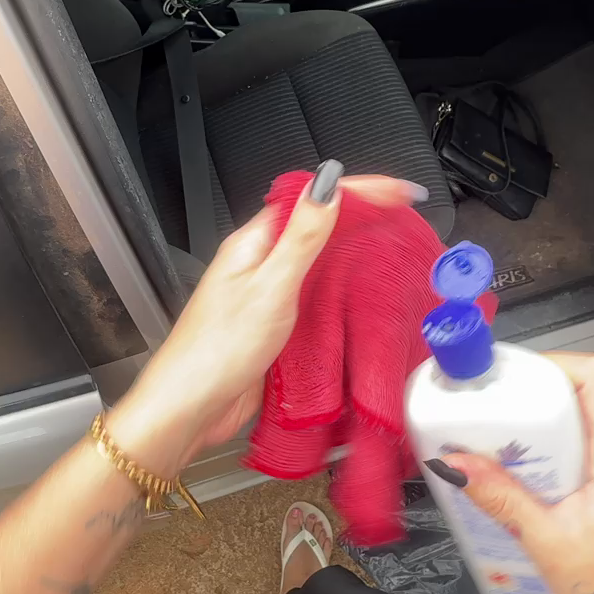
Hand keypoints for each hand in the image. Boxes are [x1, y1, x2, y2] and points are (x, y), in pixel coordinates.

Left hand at [105, 162, 427, 472]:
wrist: (191, 409)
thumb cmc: (216, 350)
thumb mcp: (268, 286)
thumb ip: (301, 237)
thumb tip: (327, 184)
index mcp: (254, 243)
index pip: (310, 200)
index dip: (358, 190)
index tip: (398, 192)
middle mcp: (260, 264)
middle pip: (316, 227)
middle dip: (360, 218)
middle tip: (402, 218)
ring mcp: (268, 295)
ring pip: (318, 264)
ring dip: (353, 255)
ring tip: (392, 250)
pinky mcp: (276, 327)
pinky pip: (315, 300)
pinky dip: (341, 294)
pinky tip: (362, 299)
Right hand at [436, 352, 593, 593]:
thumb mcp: (547, 543)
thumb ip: (500, 496)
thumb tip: (454, 464)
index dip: (552, 363)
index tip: (513, 377)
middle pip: (592, 394)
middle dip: (542, 398)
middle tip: (501, 417)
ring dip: (556, 425)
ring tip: (516, 448)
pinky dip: (573, 446)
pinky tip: (545, 475)